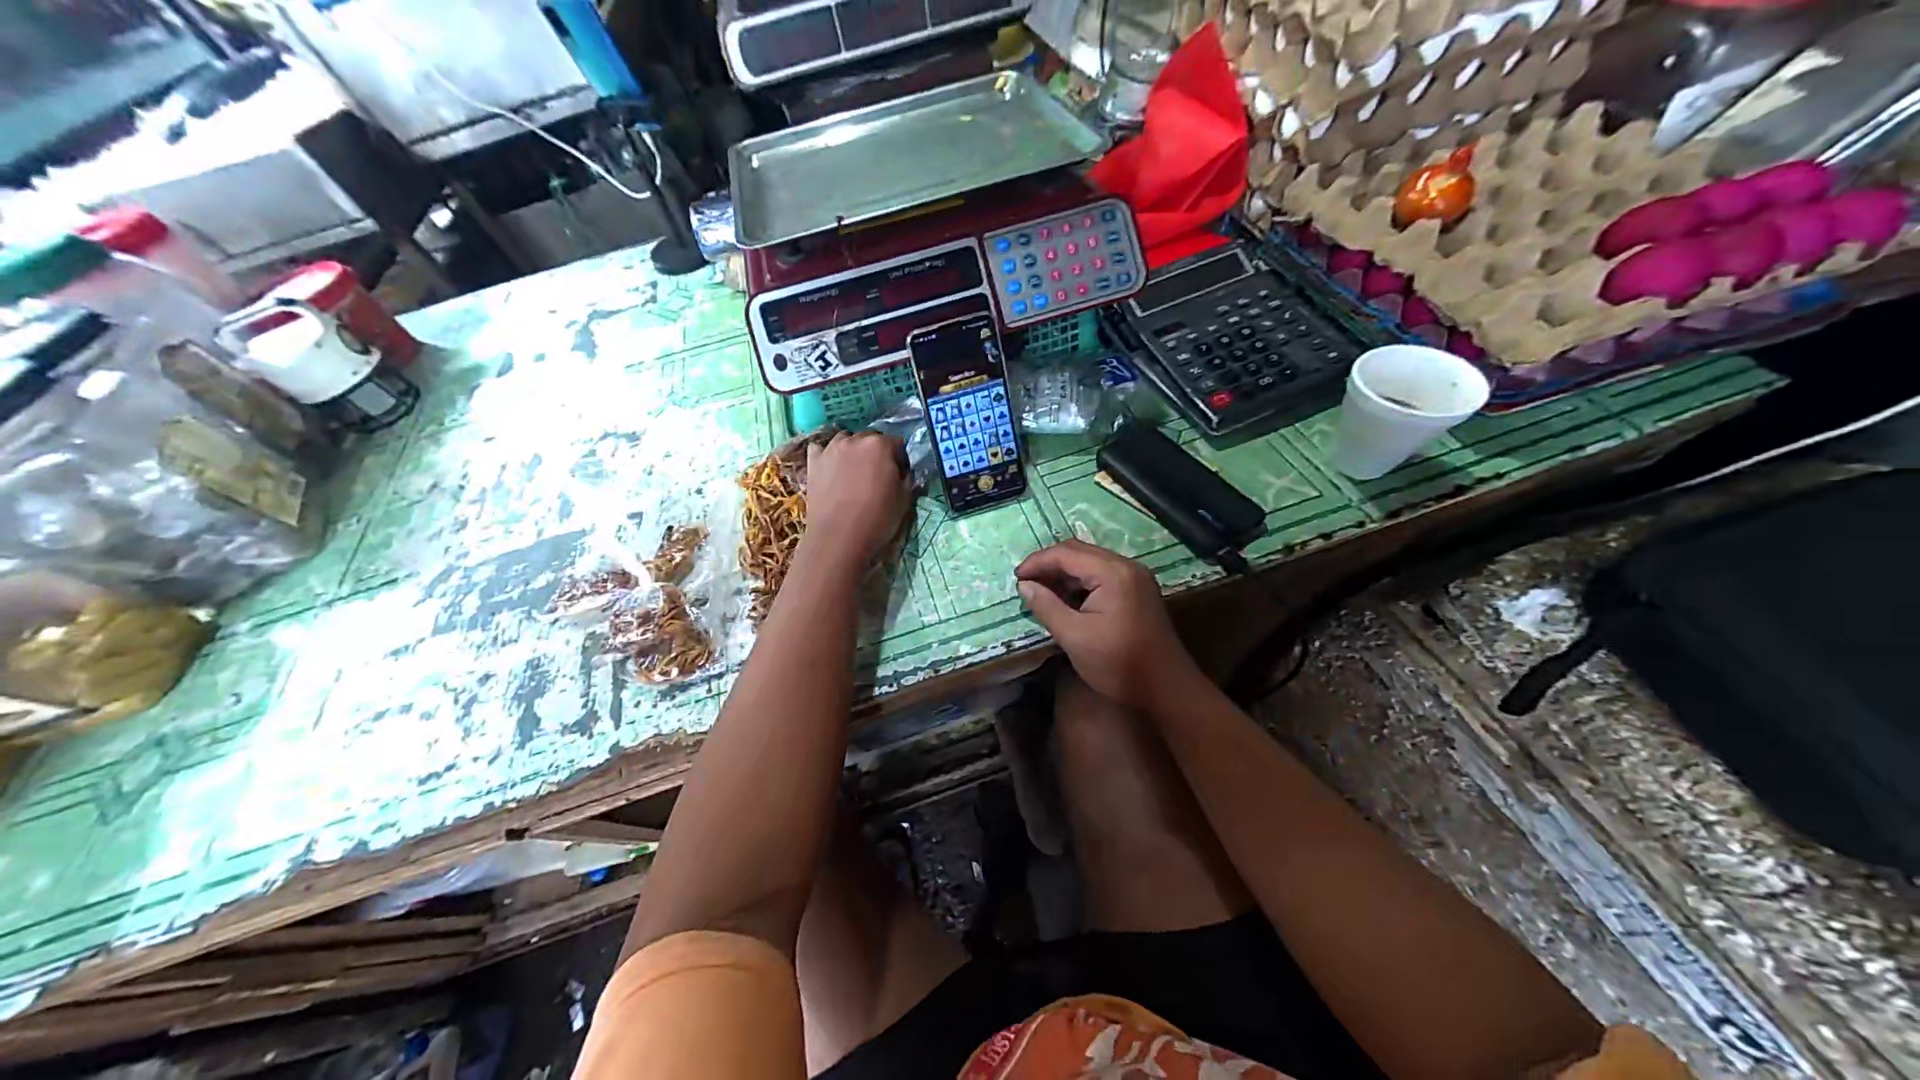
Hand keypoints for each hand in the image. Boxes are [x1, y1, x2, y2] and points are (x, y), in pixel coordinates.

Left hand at [803, 431, 911, 565]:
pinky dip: (826, 454)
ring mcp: (831, 449)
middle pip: (870, 438)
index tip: (898, 474)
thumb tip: (902, 471)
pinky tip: (830, 467)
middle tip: (876, 475)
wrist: (839, 537)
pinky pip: (820, 449)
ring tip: (853, 471)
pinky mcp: (813, 462)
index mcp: (881, 445)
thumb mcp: (904, 499)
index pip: (896, 443)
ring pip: (845, 440)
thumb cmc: (878, 519)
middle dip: (876, 452)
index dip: (899, 459)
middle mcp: (855, 440)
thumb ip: (905, 477)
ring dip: (852, 450)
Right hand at [1015, 539, 1200, 710]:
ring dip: (1064, 573)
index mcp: (1113, 573)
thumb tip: (1024, 585)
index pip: (1066, 553)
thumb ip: (1046, 606)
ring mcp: (1136, 578)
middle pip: (1080, 552)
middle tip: (1026, 584)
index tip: (1016, 579)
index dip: (1037, 562)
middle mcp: (1127, 567)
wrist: (1167, 689)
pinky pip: (1103, 575)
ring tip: (1041, 592)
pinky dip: (1081, 583)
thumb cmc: (1119, 664)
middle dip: (1049, 564)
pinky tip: (1066, 599)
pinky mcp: (1138, 591)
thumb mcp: (1074, 637)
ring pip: (1091, 563)